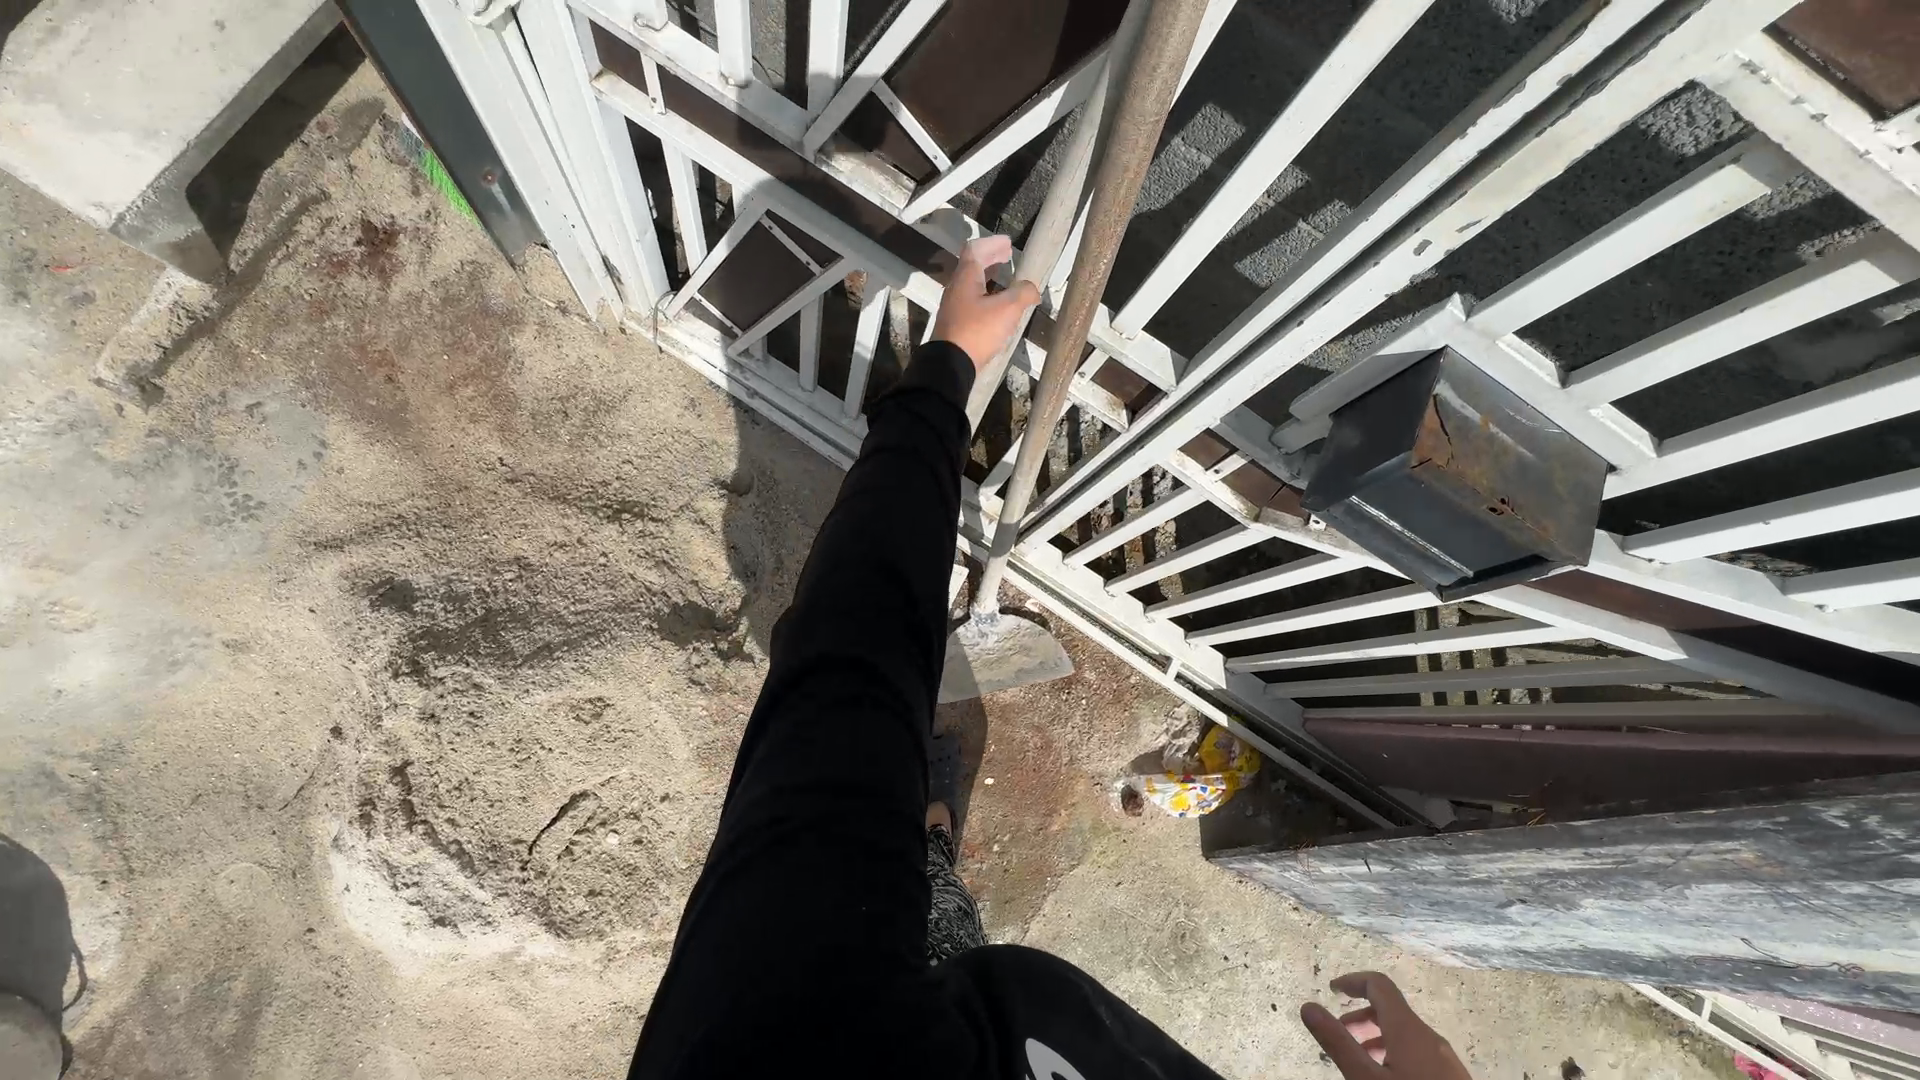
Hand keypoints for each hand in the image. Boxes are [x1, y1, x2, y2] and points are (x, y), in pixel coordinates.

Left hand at [930, 234, 1041, 371]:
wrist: (951, 363)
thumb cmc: (978, 331)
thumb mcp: (1007, 309)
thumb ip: (1023, 293)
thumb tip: (1032, 289)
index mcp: (966, 278)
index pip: (975, 250)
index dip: (992, 243)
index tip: (1008, 243)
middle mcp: (956, 288)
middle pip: (972, 266)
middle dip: (991, 258)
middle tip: (1007, 257)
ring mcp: (954, 307)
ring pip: (972, 284)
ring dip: (988, 277)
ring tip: (1006, 279)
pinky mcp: (955, 324)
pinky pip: (972, 301)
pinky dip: (986, 294)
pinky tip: (997, 306)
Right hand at [1301, 972, 1473, 1079]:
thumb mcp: (1366, 1079)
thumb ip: (1337, 1042)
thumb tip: (1308, 1006)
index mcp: (1408, 1030)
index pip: (1379, 984)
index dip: (1352, 981)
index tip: (1332, 991)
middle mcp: (1431, 1038)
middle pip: (1392, 1010)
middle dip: (1362, 1016)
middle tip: (1341, 1034)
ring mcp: (1447, 1061)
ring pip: (1406, 1035)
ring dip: (1377, 1037)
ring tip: (1361, 1062)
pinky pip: (1420, 1054)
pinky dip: (1396, 1054)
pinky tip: (1389, 1079)